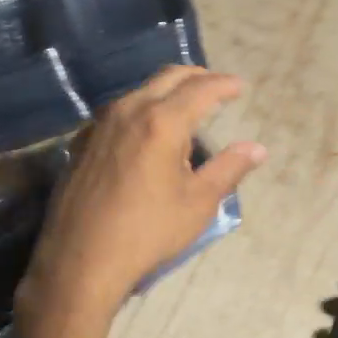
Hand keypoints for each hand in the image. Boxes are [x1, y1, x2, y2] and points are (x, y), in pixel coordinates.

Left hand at [21, 66, 265, 327]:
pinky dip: (141, 109)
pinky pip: (118, 111)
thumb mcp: (198, 203)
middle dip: (196, 77)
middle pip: (168, 77)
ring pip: (140, 91)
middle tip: (215, 87)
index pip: (201, 89)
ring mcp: (100, 124)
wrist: (81, 261)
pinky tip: (146, 132)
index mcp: (162, 121)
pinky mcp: (82, 142)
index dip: (224, 85)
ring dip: (166, 91)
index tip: (239, 86)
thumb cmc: (148, 232)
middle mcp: (129, 110)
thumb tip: (257, 148)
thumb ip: (229, 168)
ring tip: (185, 108)